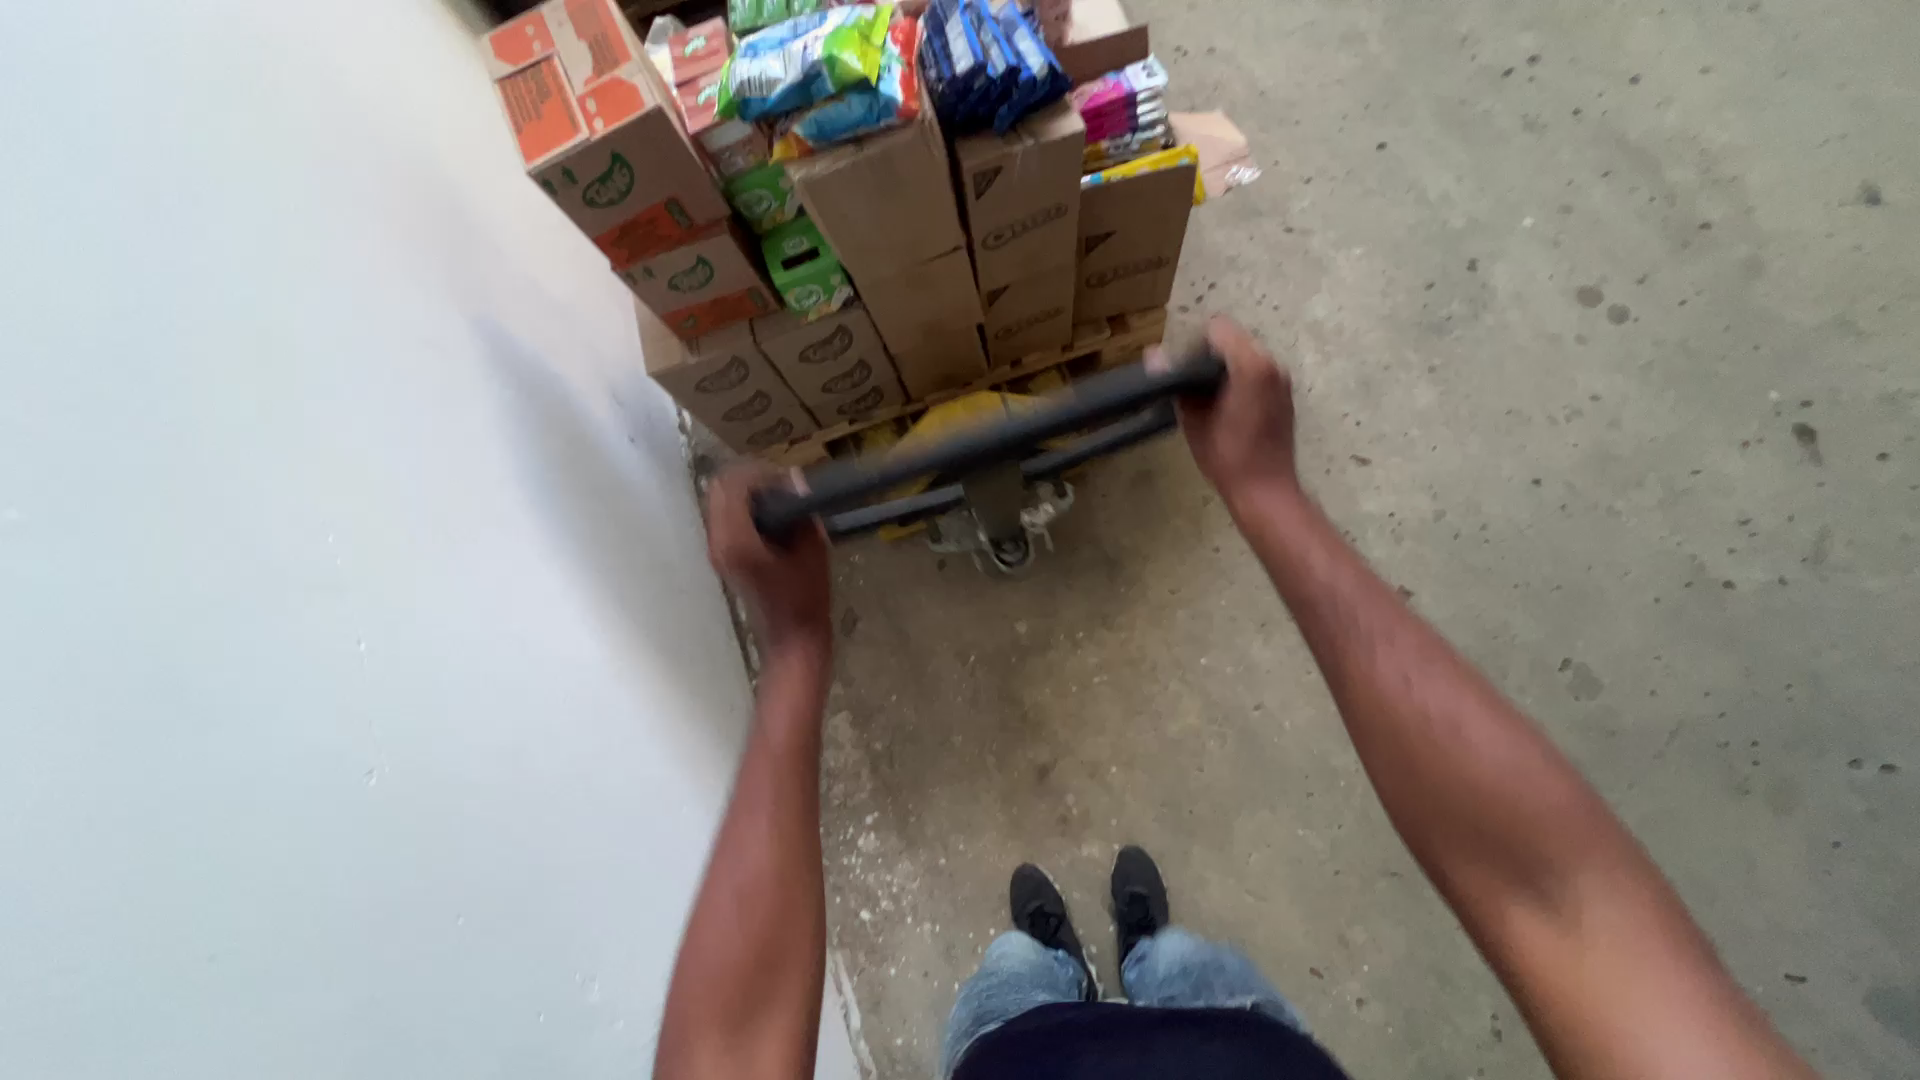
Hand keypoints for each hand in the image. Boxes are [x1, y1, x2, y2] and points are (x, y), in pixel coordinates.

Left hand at [704, 466, 831, 653]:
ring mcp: (716, 551)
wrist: (791, 638)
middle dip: (750, 480)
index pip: (734, 485)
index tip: (788, 481)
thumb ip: (802, 511)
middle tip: (783, 486)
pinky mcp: (723, 557)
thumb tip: (794, 478)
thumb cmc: (806, 597)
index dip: (760, 474)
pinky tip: (774, 519)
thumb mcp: (813, 549)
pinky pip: (725, 519)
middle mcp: (718, 542)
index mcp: (737, 540)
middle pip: (720, 489)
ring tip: (780, 500)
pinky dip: (745, 509)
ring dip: (747, 494)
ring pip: (720, 502)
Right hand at [1159, 316, 1299, 507]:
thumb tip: (1152, 354)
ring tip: (1202, 397)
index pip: (1217, 329)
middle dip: (1206, 356)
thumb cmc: (1226, 456)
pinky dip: (1237, 379)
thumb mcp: (1193, 419)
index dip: (1192, 344)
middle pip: (1232, 340)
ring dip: (1221, 368)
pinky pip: (1255, 372)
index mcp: (1251, 365)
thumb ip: (1176, 382)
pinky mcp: (1284, 394)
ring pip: (1243, 356)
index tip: (1177, 368)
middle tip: (1185, 383)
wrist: (1265, 489)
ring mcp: (1281, 378)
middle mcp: (1272, 363)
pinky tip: (1223, 407)